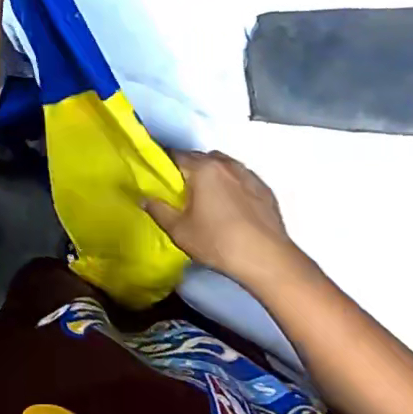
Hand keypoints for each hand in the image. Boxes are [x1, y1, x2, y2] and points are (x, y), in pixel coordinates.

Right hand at [143, 150, 302, 282]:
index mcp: (203, 169)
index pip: (176, 154)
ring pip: (223, 166)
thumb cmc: (217, 242)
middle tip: (181, 191)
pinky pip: (241, 179)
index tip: (160, 177)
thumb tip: (145, 198)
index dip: (165, 164)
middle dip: (189, 169)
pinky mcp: (265, 189)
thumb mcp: (179, 230)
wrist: (267, 259)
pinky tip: (231, 207)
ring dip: (212, 175)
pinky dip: (232, 186)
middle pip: (201, 158)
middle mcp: (226, 164)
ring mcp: (249, 175)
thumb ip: (158, 210)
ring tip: (208, 197)